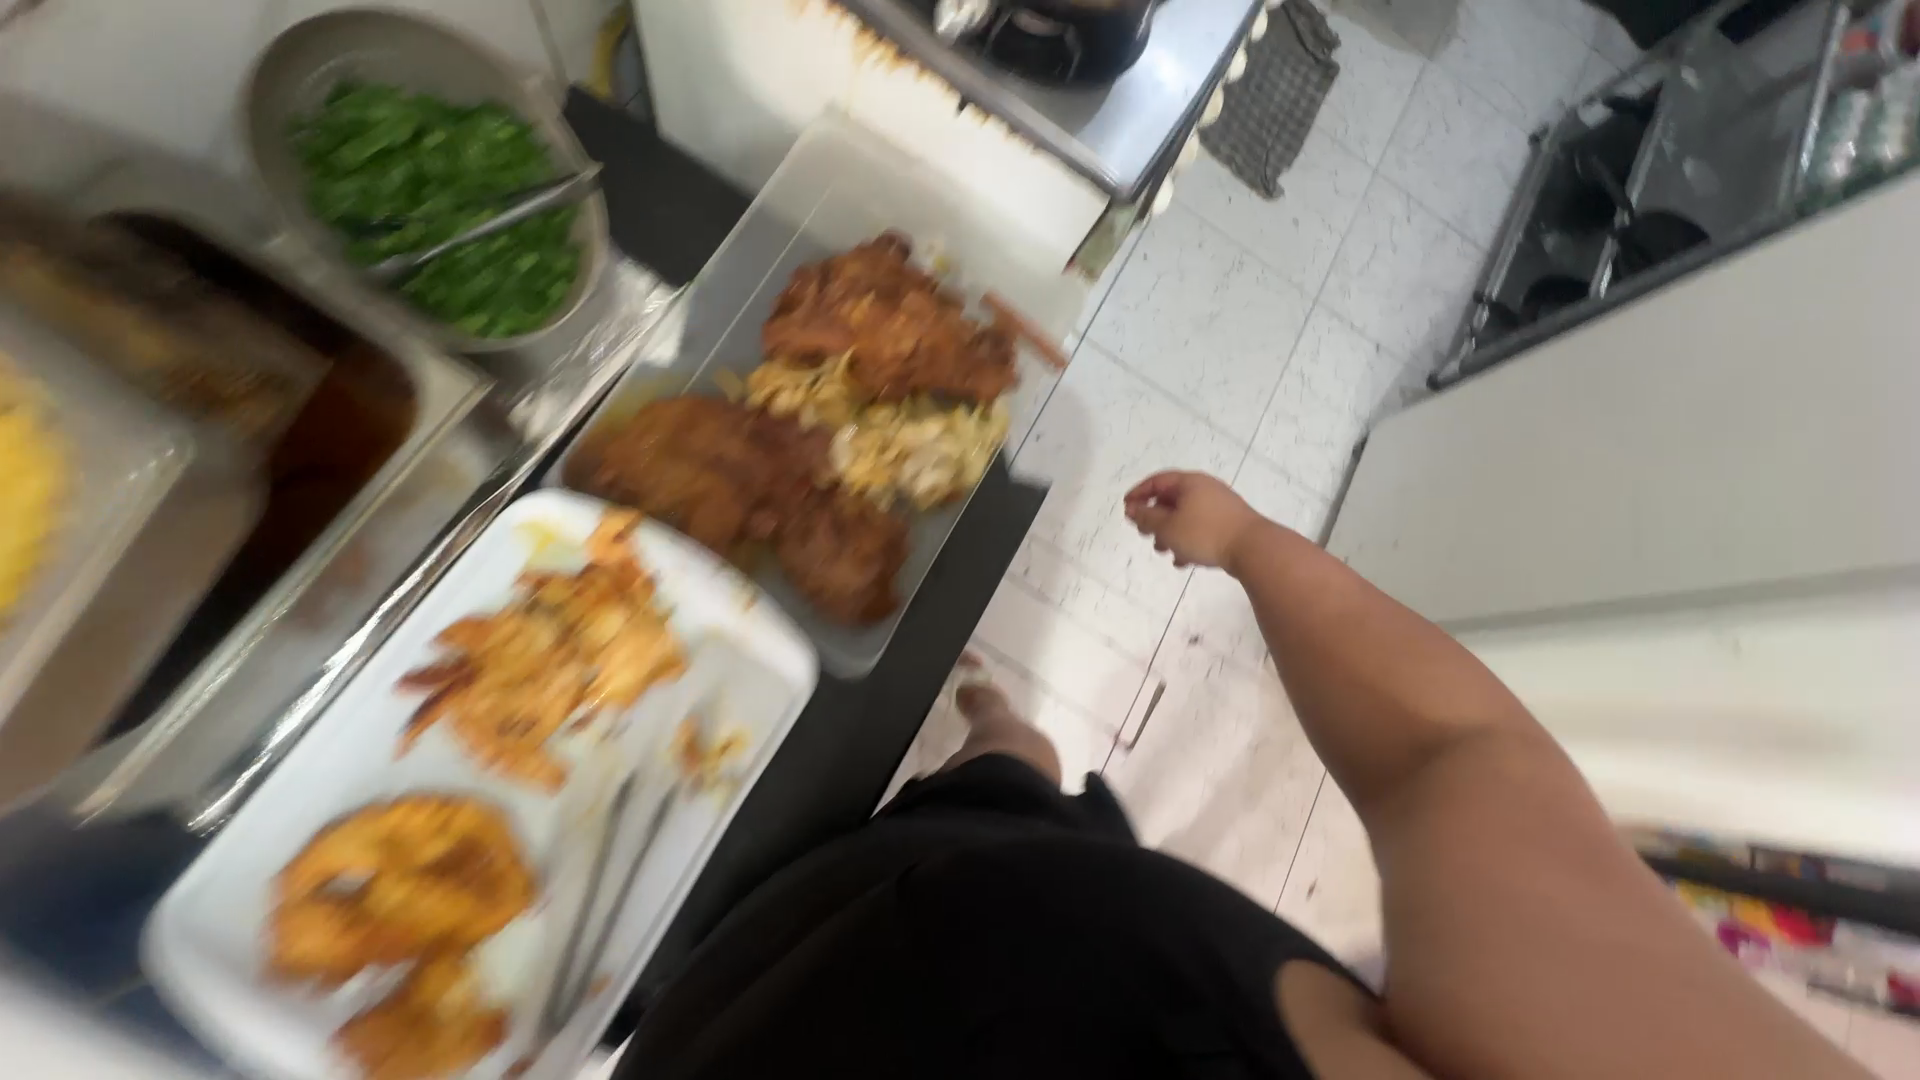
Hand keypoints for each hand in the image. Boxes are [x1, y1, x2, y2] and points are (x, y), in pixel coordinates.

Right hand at [1123, 471, 1265, 571]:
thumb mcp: (1168, 527)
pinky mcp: (1228, 524)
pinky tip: (1182, 561)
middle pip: (1171, 499)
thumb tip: (1133, 509)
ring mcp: (1219, 506)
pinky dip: (1187, 540)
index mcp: (1189, 483)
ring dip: (1169, 533)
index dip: (1138, 494)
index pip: (1157, 482)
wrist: (1253, 548)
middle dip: (1154, 518)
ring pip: (1185, 516)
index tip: (1126, 510)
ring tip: (1162, 550)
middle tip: (1143, 533)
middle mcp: (1205, 489)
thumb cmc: (1204, 533)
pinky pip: (1200, 528)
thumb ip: (1147, 518)